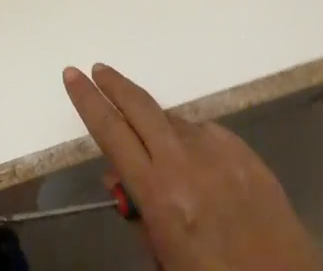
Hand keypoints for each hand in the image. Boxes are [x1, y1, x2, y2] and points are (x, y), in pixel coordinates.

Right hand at [63, 64, 322, 270]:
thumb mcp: (163, 254)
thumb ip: (140, 210)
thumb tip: (121, 176)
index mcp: (160, 194)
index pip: (112, 132)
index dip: (88, 100)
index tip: (72, 75)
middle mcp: (187, 165)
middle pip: (141, 108)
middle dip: (115, 85)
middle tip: (100, 71)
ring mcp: (222, 156)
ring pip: (176, 122)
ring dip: (159, 124)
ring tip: (157, 144)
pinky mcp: (250, 158)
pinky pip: (209, 134)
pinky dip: (195, 140)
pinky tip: (198, 161)